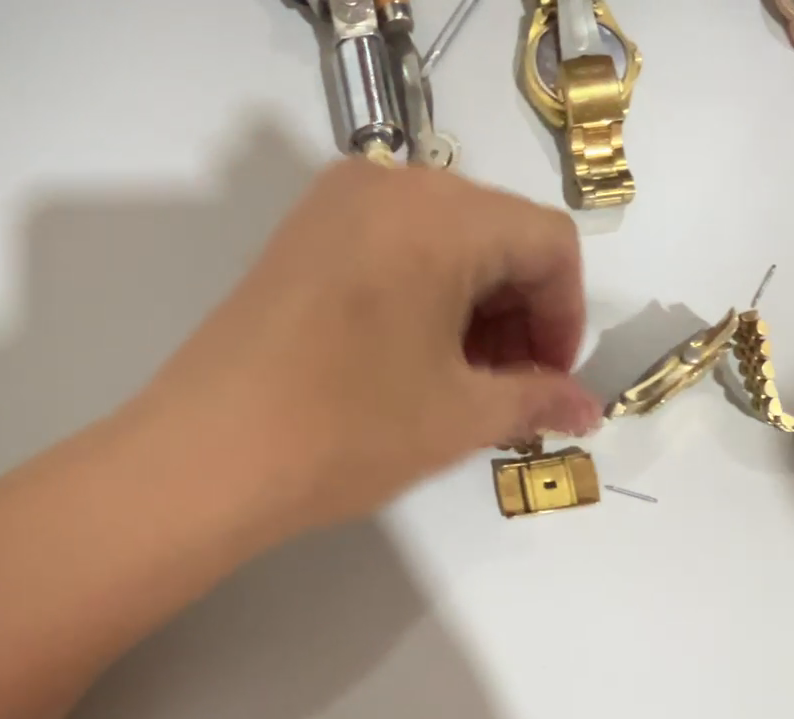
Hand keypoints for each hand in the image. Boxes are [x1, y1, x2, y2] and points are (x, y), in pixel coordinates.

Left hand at [136, 159, 600, 530]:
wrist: (206, 457)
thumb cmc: (347, 432)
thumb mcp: (458, 418)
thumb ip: (538, 401)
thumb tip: (587, 408)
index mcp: (442, 214)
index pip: (548, 244)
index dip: (566, 319)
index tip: (552, 384)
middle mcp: (389, 185)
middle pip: (495, 235)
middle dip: (520, 316)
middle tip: (510, 391)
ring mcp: (334, 206)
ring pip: (443, 242)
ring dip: (473, 310)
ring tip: (462, 384)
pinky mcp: (299, 238)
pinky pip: (391, 250)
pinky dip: (424, 298)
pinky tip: (412, 362)